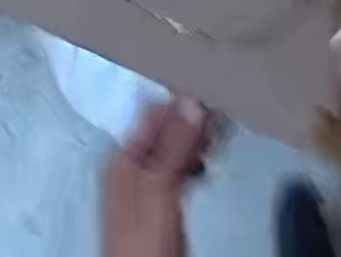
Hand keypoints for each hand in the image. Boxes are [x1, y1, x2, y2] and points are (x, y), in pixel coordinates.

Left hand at [101, 98, 209, 256]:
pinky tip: (207, 159)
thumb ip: (174, 142)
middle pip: (166, 127)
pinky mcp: (165, 198)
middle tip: (216, 117)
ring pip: (176, 144)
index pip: (152, 112)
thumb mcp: (159, 187)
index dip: (179, 102)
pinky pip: (183, 164)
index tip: (206, 99)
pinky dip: (196, 157)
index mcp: (123, 157)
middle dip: (191, 120)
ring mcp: (149, 182)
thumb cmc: (140, 241)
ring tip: (216, 135)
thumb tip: (191, 100)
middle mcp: (134, 165)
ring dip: (197, 137)